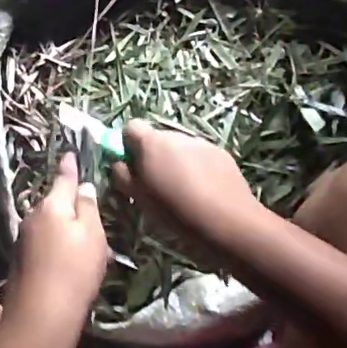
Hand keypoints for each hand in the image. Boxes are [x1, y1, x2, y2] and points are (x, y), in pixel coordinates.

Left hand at [5, 153, 108, 339]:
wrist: (40, 317)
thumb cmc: (74, 271)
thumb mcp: (93, 235)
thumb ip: (88, 207)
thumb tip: (83, 186)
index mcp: (52, 204)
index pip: (64, 177)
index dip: (70, 166)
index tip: (71, 153)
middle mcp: (33, 215)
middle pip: (56, 202)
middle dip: (71, 206)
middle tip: (93, 216)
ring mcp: (23, 237)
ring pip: (50, 224)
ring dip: (65, 230)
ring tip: (87, 247)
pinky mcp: (20, 259)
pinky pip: (43, 243)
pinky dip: (57, 246)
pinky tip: (70, 264)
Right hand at [111, 121, 261, 242]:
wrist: (227, 221)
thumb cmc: (175, 210)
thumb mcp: (139, 197)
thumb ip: (123, 175)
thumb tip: (120, 163)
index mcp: (151, 142)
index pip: (131, 127)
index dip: (128, 144)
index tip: (132, 165)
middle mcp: (176, 135)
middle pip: (157, 138)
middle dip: (154, 155)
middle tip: (157, 183)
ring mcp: (201, 142)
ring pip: (180, 147)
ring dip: (177, 161)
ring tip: (183, 190)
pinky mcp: (221, 153)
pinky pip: (201, 155)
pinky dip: (198, 167)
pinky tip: (204, 191)